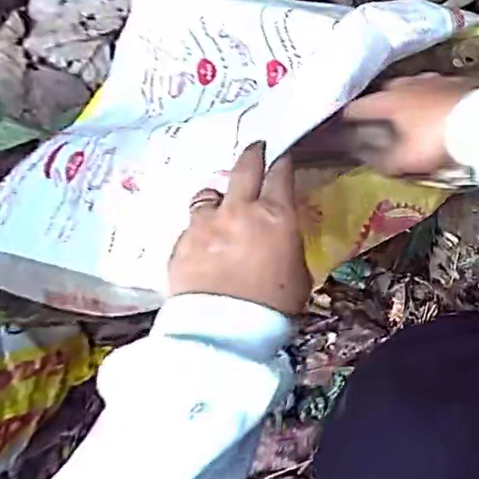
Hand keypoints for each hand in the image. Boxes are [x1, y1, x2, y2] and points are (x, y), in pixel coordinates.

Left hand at [169, 142, 309, 313]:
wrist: (225, 330)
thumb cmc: (276, 302)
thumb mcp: (299, 269)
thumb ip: (288, 243)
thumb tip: (280, 237)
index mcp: (276, 215)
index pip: (281, 173)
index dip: (283, 160)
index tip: (284, 154)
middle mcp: (238, 211)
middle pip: (243, 169)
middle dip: (252, 154)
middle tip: (256, 147)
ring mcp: (204, 225)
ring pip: (208, 195)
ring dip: (217, 196)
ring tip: (220, 204)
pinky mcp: (179, 244)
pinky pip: (191, 225)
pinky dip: (200, 227)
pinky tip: (205, 242)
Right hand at [341, 73, 478, 176]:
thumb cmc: (438, 140)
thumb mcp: (407, 159)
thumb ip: (384, 160)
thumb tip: (370, 160)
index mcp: (387, 100)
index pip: (356, 107)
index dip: (346, 118)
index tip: (342, 127)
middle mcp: (407, 83)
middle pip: (384, 92)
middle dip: (380, 106)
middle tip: (379, 121)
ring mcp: (434, 78)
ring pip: (413, 87)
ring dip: (409, 99)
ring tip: (411, 114)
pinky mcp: (458, 80)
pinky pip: (438, 89)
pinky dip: (434, 98)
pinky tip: (440, 109)